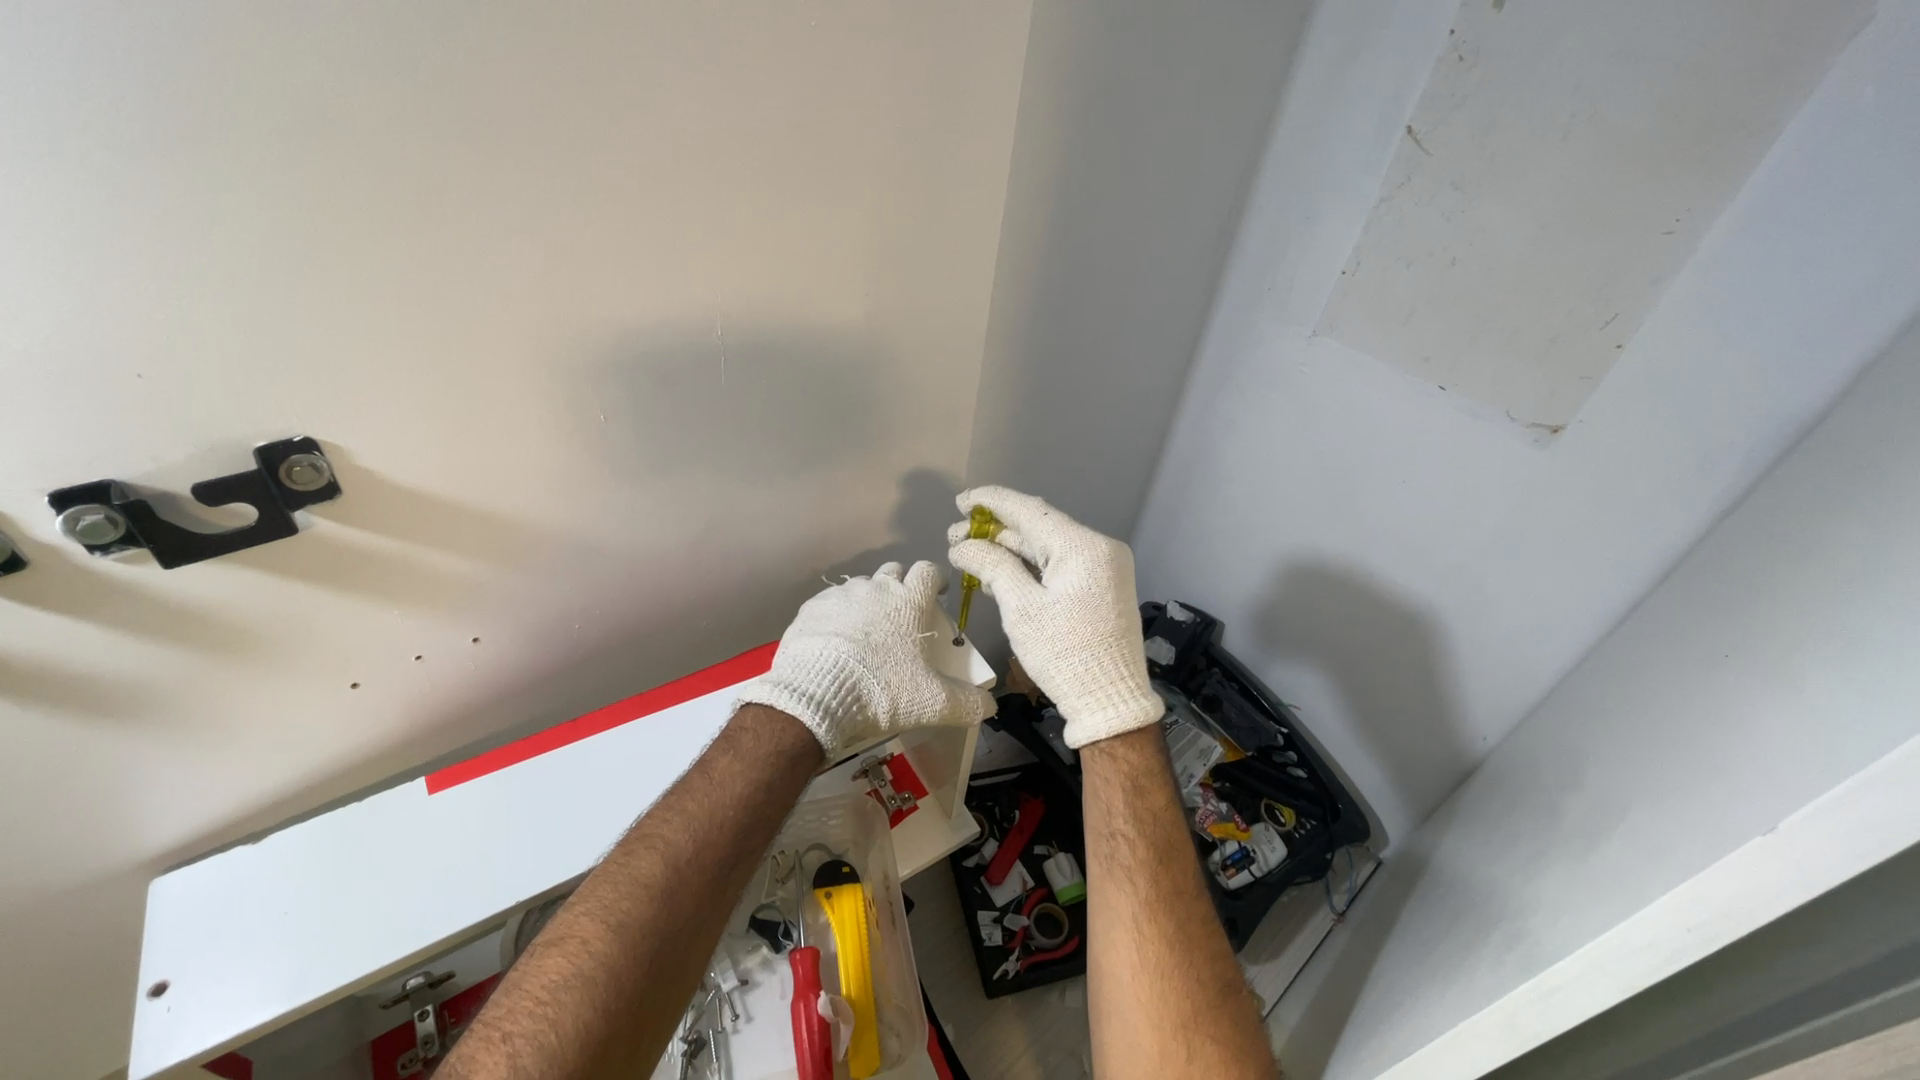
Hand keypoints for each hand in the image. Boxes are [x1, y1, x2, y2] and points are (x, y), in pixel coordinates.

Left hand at [735, 561, 995, 760]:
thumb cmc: (883, 692)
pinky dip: (837, 616)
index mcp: (910, 601)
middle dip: (900, 586)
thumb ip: (967, 703)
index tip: (936, 595)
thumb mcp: (933, 703)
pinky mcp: (811, 608)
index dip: (935, 580)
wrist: (816, 696)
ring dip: (868, 601)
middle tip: (901, 616)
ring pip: (860, 587)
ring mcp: (841, 595)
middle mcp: (876, 588)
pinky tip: (834, 642)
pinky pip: (830, 604)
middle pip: (893, 571)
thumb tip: (990, 705)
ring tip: (865, 633)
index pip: (929, 571)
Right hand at [947, 486, 1162, 747]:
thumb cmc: (1064, 654)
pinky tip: (998, 573)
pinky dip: (1030, 568)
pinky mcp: (1101, 587)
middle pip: (1039, 528)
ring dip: (1010, 550)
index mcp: (1084, 547)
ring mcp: (1104, 568)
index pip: (1030, 510)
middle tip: (955, 536)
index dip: (991, 501)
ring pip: (1048, 548)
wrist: (1110, 702)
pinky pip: (1060, 566)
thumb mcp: (1022, 609)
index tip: (960, 501)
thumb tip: (963, 545)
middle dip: (995, 531)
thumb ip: (992, 566)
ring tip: (969, 554)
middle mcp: (1099, 549)